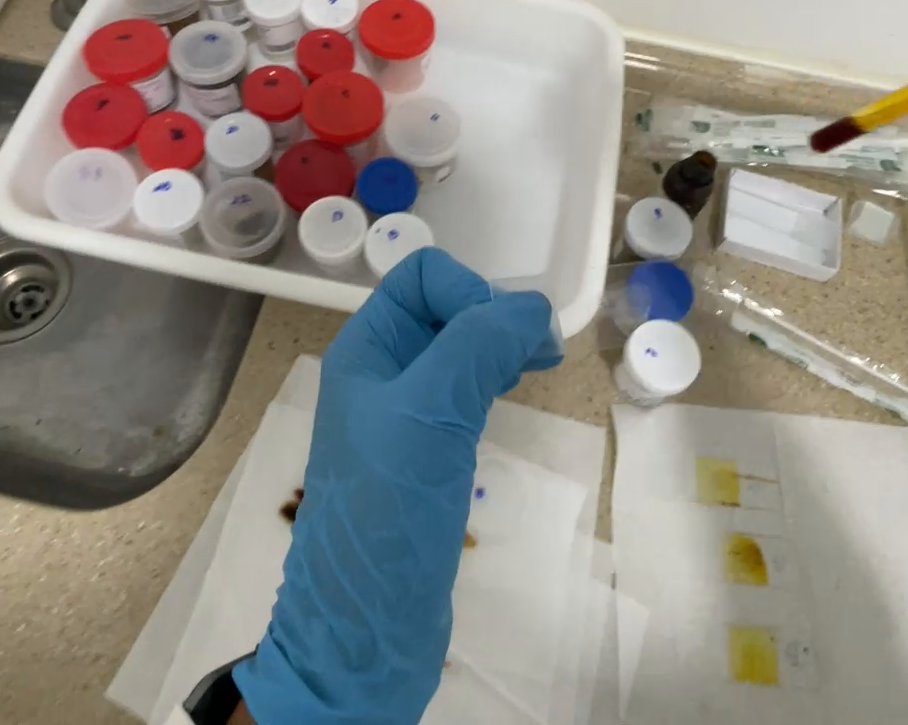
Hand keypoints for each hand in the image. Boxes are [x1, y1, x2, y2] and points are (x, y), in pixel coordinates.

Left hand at [233, 248, 561, 722]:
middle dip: (493, 315)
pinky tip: (516, 388)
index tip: (505, 338)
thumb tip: (533, 308)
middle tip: (541, 350)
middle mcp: (384, 370)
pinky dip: (496, 376)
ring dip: (500, 344)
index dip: (469, 292)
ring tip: (539, 363)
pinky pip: (466, 388)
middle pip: (445, 307)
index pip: (422, 278)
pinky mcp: (430, 447)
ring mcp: (406, 410)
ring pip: (460, 348)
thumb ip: (475, 348)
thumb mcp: (428, 415)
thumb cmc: (386, 510)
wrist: (367, 629)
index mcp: (367, 349)